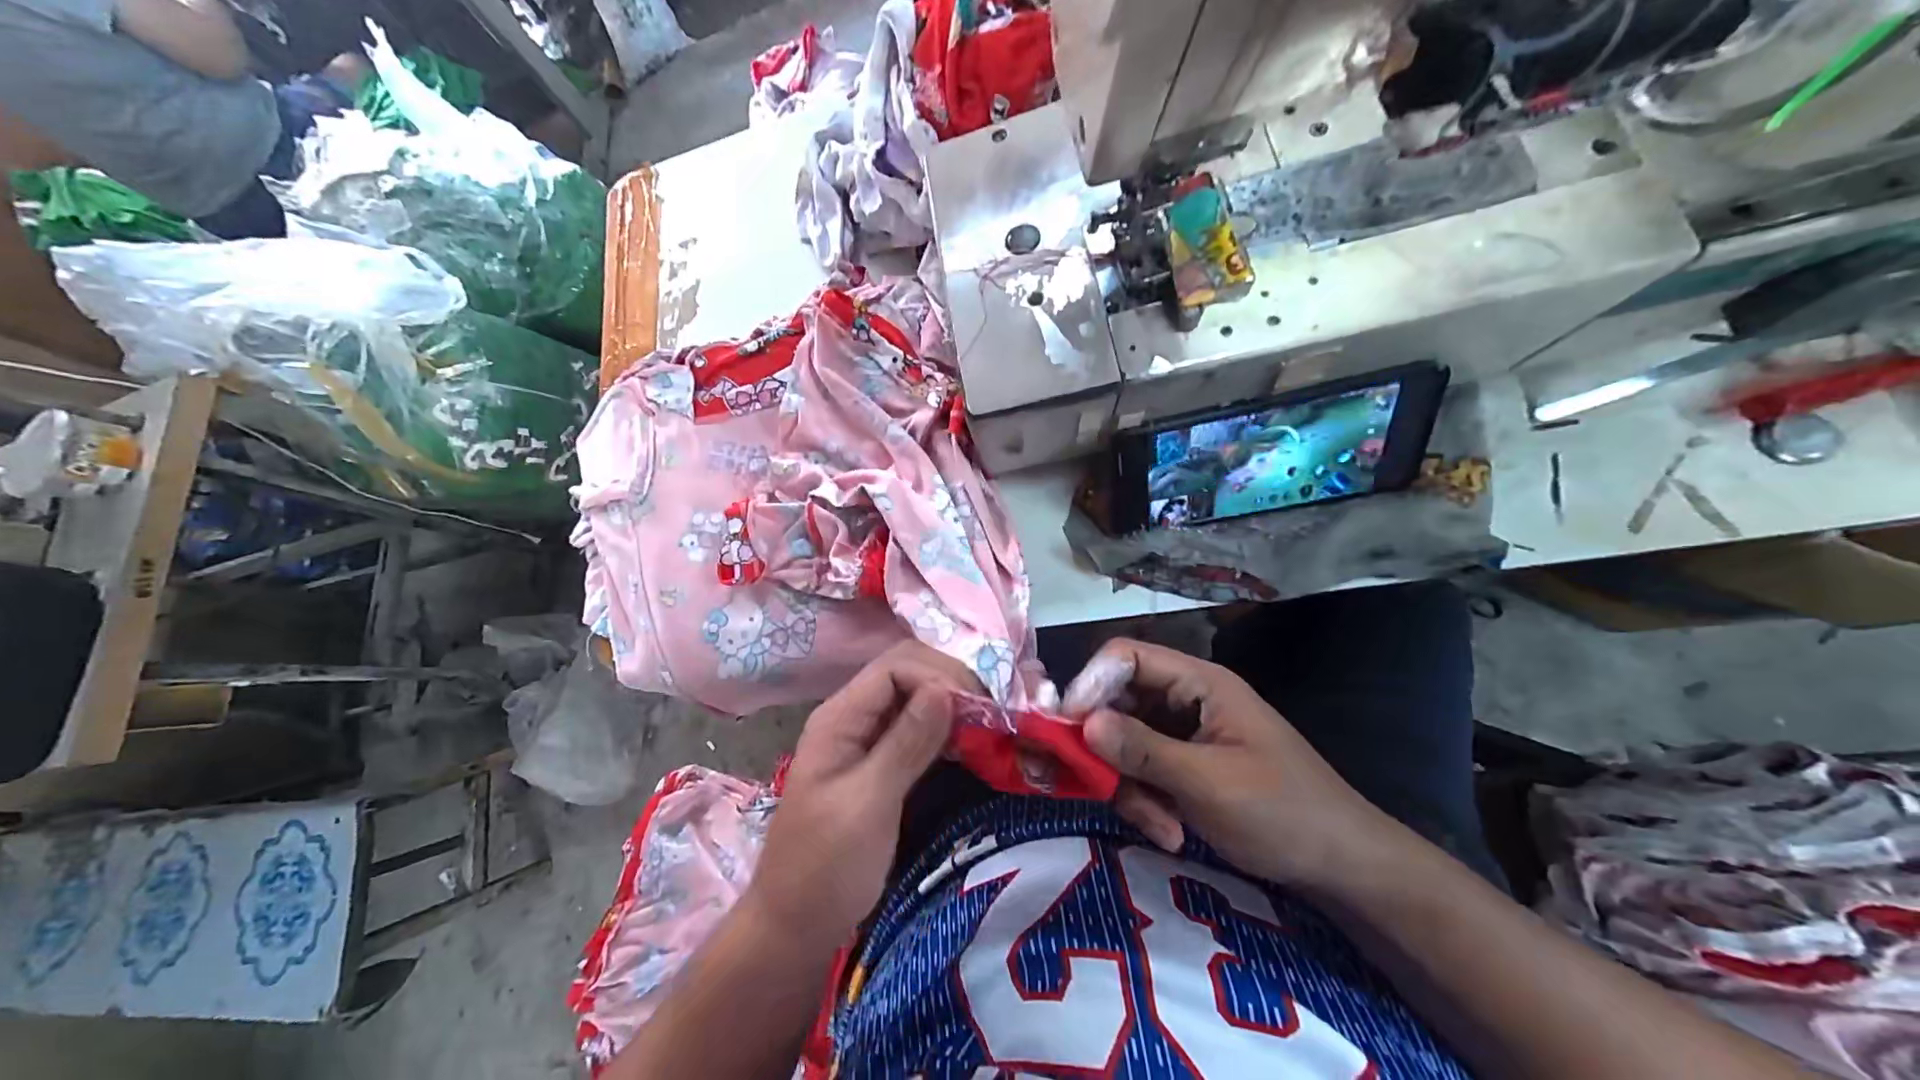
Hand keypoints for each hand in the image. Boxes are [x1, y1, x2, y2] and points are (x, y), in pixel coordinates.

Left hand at [744, 641, 982, 939]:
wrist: (794, 927)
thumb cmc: (826, 867)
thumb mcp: (869, 803)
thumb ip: (906, 743)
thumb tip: (948, 688)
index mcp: (839, 718)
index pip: (895, 667)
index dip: (939, 676)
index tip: (980, 708)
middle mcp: (851, 719)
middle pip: (905, 673)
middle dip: (949, 683)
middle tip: (991, 714)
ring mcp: (863, 742)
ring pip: (913, 700)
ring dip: (950, 705)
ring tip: (988, 725)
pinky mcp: (878, 766)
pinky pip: (914, 730)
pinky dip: (944, 729)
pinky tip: (968, 744)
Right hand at [1063, 638, 1409, 890]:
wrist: (1342, 865)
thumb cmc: (1282, 812)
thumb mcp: (1208, 782)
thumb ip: (1143, 750)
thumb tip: (1083, 722)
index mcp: (1199, 682)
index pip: (1125, 657)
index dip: (1091, 685)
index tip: (1068, 730)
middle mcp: (1185, 699)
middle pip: (1117, 703)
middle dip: (1109, 752)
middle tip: (1106, 790)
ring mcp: (1184, 734)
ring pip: (1124, 744)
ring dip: (1131, 787)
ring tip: (1162, 827)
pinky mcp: (1184, 766)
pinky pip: (1142, 772)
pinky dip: (1147, 802)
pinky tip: (1172, 831)